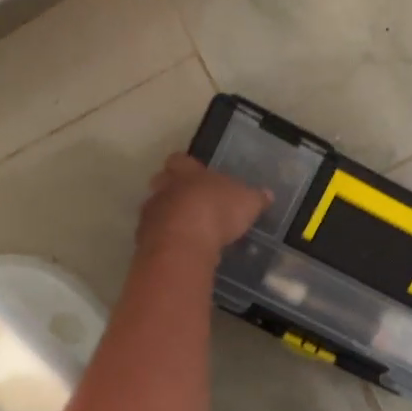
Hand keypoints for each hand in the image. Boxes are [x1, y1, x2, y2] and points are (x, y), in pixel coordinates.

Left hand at [136, 154, 268, 260]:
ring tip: (186, 232)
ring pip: (155, 209)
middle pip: (161, 182)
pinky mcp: (144, 238)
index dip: (187, 167)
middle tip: (189, 203)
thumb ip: (255, 198)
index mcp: (187, 172)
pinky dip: (164, 241)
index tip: (197, 175)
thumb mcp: (247, 202)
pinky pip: (152, 235)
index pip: (181, 160)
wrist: (182, 242)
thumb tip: (267, 195)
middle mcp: (165, 188)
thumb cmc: (216, 211)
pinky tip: (179, 250)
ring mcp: (151, 213)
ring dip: (167, 217)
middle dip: (172, 190)